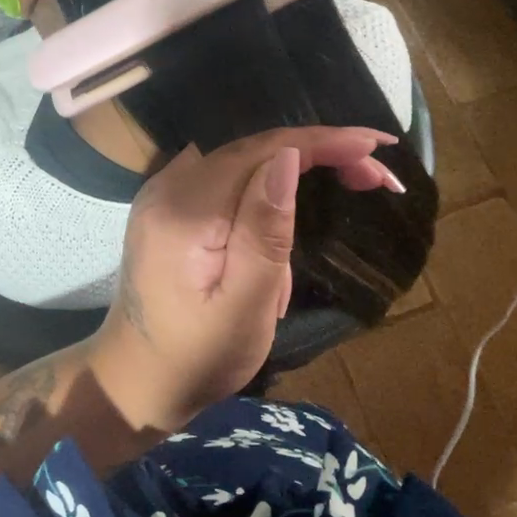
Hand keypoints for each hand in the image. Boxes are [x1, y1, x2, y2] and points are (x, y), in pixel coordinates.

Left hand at [86, 127, 402, 433]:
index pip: (259, 151)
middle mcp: (167, 187)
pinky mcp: (168, 208)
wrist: (138, 374)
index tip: (377, 145)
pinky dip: (265, 191)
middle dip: (317, 153)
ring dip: (294, 171)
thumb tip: (287, 158)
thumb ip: (265, 230)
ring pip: (241, 163)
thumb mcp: (245, 304)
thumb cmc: (199, 354)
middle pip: (251, 151)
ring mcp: (163, 194)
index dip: (320, 142)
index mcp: (185, 208)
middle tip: (378, 177)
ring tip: (351, 184)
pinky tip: (291, 215)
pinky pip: (225, 182)